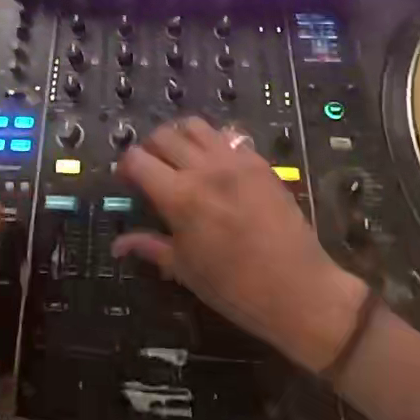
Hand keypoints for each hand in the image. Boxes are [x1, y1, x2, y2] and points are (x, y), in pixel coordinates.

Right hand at [113, 117, 366, 372]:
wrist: (301, 293)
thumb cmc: (235, 288)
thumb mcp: (184, 269)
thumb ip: (149, 245)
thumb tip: (118, 245)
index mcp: (180, 197)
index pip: (136, 159)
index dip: (125, 168)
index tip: (128, 183)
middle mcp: (204, 170)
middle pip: (162, 136)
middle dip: (149, 150)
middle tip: (153, 172)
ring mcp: (236, 162)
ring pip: (194, 125)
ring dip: (179, 137)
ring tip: (181, 159)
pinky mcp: (260, 164)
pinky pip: (228, 136)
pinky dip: (213, 143)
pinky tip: (214, 166)